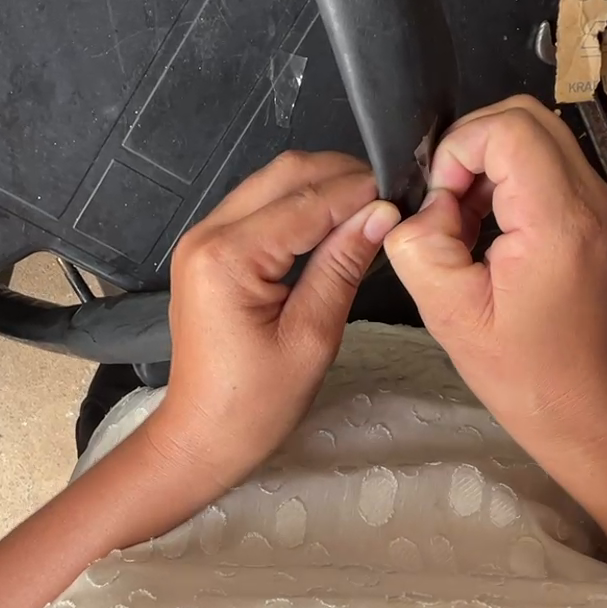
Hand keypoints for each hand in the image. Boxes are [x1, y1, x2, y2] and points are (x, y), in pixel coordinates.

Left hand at [150, 151, 401, 488]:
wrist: (201, 433)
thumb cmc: (256, 403)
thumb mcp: (311, 337)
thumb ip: (343, 266)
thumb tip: (383, 213)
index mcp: (229, 256)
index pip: (307, 201)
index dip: (360, 192)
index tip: (405, 195)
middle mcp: (207, 233)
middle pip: (283, 174)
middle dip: (340, 177)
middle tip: (390, 198)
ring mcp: (201, 237)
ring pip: (270, 183)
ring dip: (320, 186)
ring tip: (369, 208)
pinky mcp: (206, 249)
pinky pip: (257, 206)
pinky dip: (297, 205)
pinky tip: (332, 221)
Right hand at [384, 96, 606, 436]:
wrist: (586, 410)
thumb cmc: (519, 371)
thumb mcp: (446, 309)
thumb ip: (419, 240)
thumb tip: (428, 204)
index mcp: (560, 223)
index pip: (510, 129)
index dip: (458, 148)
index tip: (439, 200)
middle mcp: (596, 202)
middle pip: (528, 117)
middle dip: (471, 146)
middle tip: (446, 201)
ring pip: (540, 137)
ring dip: (489, 164)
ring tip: (464, 220)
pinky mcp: (604, 219)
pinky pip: (551, 168)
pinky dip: (510, 181)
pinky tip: (490, 229)